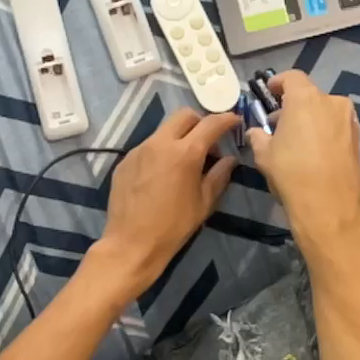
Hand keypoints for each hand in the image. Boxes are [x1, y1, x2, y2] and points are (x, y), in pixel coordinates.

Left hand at [93, 108, 240, 296]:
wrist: (131, 243)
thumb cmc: (173, 227)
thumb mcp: (204, 203)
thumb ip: (219, 176)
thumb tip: (230, 160)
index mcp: (185, 153)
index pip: (210, 124)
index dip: (226, 119)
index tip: (234, 122)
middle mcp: (160, 143)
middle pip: (184, 115)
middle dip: (200, 122)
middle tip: (208, 141)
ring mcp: (139, 150)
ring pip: (163, 130)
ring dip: (179, 137)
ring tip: (184, 160)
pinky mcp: (124, 161)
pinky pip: (147, 147)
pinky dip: (160, 152)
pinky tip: (162, 174)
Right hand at [247, 71, 359, 255]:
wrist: (329, 206)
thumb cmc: (292, 174)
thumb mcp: (264, 155)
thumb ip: (259, 137)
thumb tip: (256, 132)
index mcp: (306, 99)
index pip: (292, 77)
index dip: (278, 82)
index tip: (270, 92)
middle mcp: (331, 102)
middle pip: (309, 95)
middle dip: (293, 106)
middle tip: (278, 125)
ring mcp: (349, 120)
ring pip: (324, 111)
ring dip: (309, 119)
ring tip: (296, 141)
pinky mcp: (358, 138)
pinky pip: (336, 126)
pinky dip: (323, 132)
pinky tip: (313, 152)